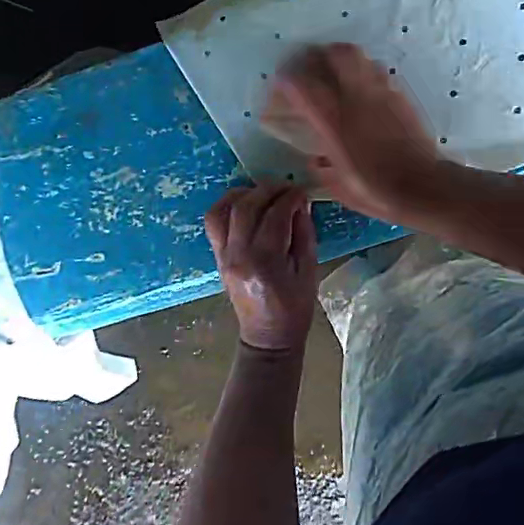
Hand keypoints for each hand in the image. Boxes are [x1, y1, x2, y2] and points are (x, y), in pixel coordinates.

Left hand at [204, 183, 317, 351]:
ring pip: (223, 210)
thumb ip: (304, 233)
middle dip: (268, 191)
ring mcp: (223, 255)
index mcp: (265, 262)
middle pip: (246, 208)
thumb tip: (299, 203)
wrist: (267, 336)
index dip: (290, 198)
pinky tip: (244, 203)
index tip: (301, 192)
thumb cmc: (295, 308)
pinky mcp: (217, 256)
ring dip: (243, 194)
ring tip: (263, 192)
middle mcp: (239, 255)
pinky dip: (227, 206)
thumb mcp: (309, 271)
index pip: (275, 216)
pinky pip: (214, 222)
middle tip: (286, 187)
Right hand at [262, 43, 448, 223]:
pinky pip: (378, 70)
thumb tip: (315, 159)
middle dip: (317, 54)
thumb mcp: (339, 186)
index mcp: (333, 122)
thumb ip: (322, 169)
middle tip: (307, 62)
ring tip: (334, 67)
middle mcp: (355, 100)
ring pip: (358, 56)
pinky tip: (363, 85)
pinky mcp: (400, 95)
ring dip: (341, 56)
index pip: (303, 86)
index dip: (288, 79)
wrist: (423, 187)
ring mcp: (380, 93)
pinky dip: (364, 70)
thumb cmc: (377, 191)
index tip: (280, 81)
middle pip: (334, 55)